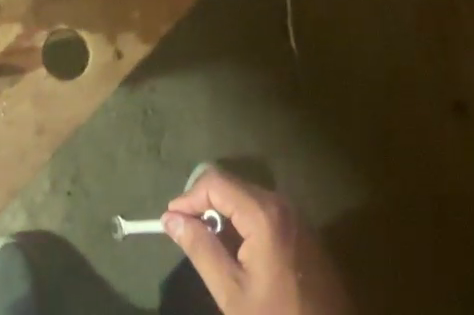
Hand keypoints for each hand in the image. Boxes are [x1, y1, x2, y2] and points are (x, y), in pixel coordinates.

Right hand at [164, 168, 351, 314]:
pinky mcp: (303, 230)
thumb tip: (171, 219)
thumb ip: (200, 248)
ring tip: (207, 243)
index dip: (188, 198)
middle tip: (186, 233)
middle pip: (231, 185)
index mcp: (263, 213)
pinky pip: (263, 211)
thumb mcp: (231, 290)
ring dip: (222, 213)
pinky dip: (242, 221)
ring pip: (246, 197)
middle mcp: (282, 203)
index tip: (170, 221)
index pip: (215, 182)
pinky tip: (236, 250)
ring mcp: (296, 215)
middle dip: (204, 204)